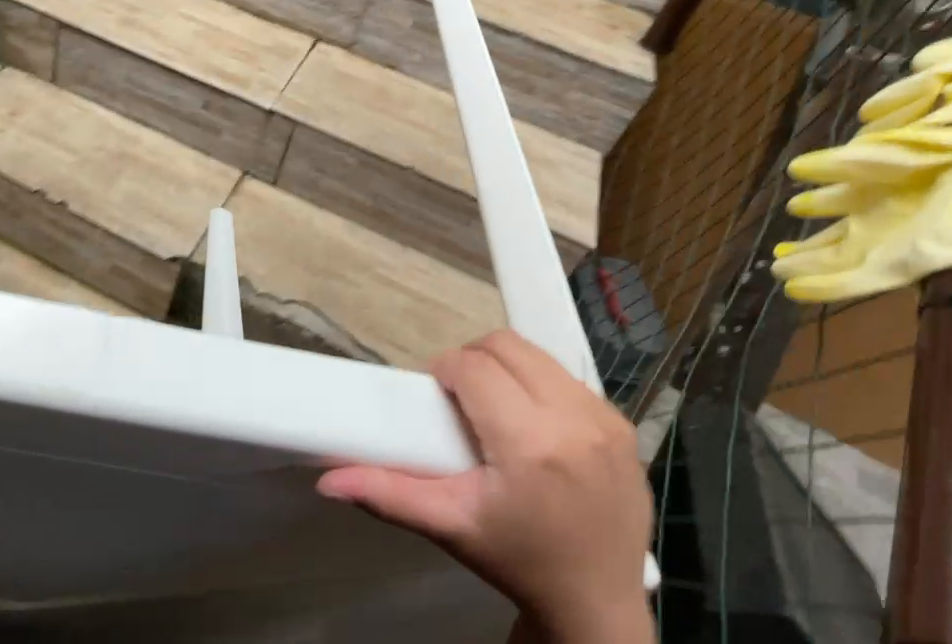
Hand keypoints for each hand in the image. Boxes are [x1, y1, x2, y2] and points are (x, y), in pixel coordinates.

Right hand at [317, 331, 650, 642]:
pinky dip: (541, 385)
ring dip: (507, 368)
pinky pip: (569, 379)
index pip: (474, 367)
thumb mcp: (448, 526)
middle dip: (473, 359)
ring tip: (492, 405)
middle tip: (457, 396)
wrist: (596, 603)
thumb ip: (387, 495)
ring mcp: (606, 421)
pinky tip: (530, 420)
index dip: (445, 370)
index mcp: (529, 444)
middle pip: (508, 347)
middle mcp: (574, 421)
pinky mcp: (625, 426)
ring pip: (540, 356)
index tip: (434, 394)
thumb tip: (327, 481)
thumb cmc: (516, 560)